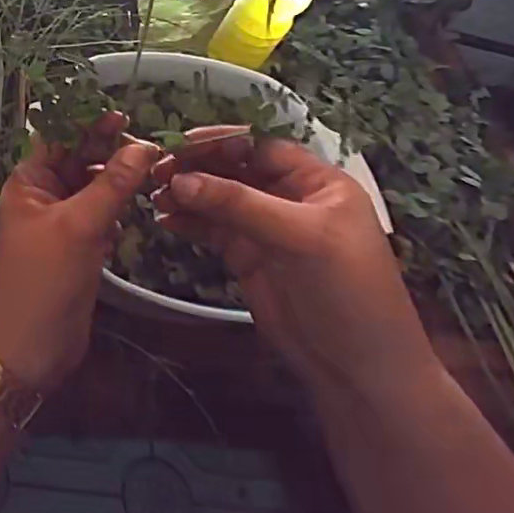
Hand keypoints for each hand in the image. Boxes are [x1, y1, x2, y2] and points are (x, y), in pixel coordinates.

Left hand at [0, 115, 159, 391]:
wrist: (29, 347)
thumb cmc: (44, 278)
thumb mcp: (79, 225)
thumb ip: (112, 184)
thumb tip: (144, 147)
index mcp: (29, 182)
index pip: (59, 139)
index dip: (88, 125)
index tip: (123, 116)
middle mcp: (43, 196)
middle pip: (78, 161)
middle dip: (108, 152)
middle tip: (147, 145)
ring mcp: (60, 222)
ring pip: (92, 188)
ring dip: (117, 181)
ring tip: (149, 172)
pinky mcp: (77, 246)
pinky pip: (99, 215)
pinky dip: (116, 209)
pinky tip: (134, 208)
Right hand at [153, 132, 441, 399]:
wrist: (358, 370)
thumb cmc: (347, 290)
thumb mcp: (300, 238)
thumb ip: (240, 204)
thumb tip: (180, 180)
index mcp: (315, 181)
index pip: (261, 147)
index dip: (221, 143)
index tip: (180, 146)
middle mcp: (288, 198)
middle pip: (234, 169)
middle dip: (197, 167)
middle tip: (158, 171)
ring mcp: (265, 228)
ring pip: (218, 198)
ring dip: (187, 194)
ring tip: (155, 196)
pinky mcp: (246, 256)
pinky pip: (212, 228)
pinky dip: (189, 222)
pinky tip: (166, 220)